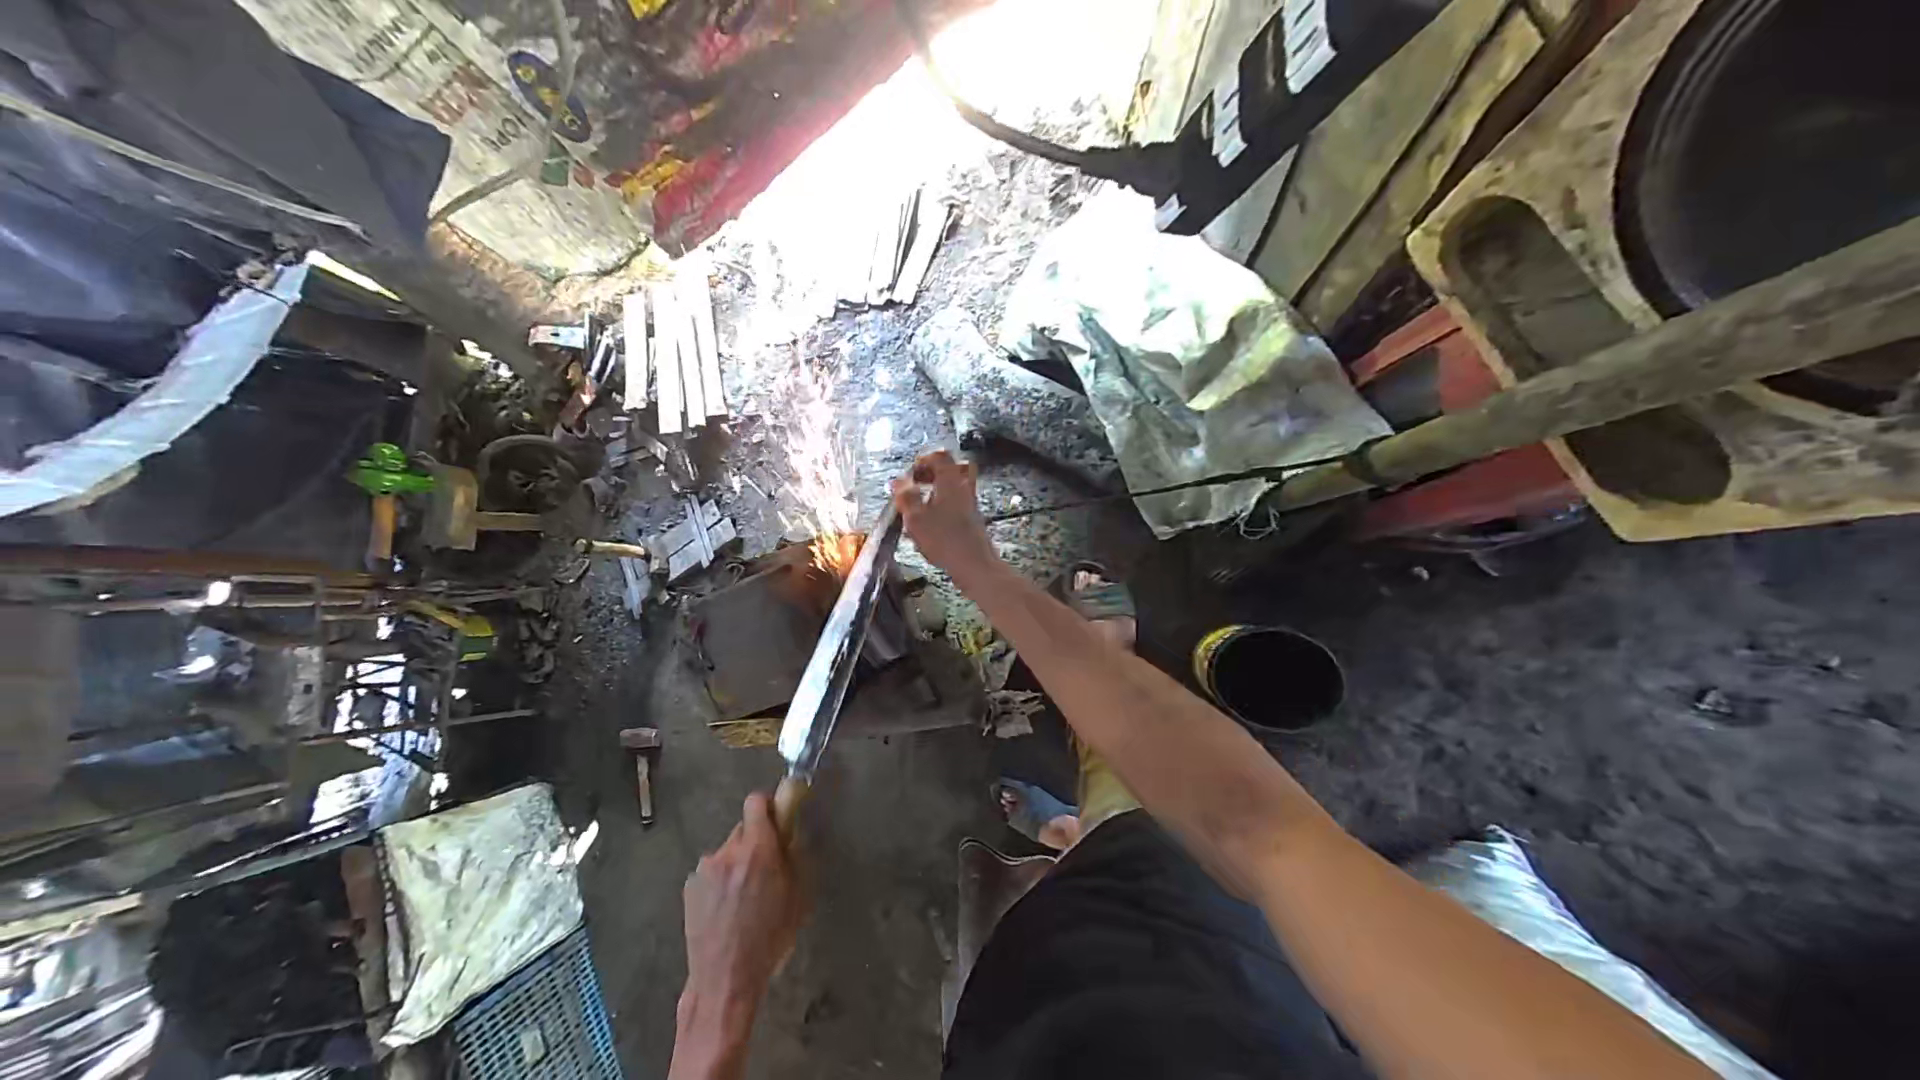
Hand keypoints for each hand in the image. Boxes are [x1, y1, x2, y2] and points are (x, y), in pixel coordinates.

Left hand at [671, 793, 805, 1079]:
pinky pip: (711, 872)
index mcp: (757, 848)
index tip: (777, 822)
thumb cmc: (770, 938)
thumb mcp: (799, 895)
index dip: (769, 807)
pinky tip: (725, 910)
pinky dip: (720, 882)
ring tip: (743, 898)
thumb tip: (791, 830)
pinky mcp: (689, 887)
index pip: (757, 801)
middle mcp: (727, 850)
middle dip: (756, 841)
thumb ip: (795, 854)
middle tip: (766, 869)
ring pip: (727, 852)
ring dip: (737, 863)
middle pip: (743, 828)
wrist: (725, 979)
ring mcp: (704, 869)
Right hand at [892, 450, 997, 579]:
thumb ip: (905, 497)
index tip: (909, 474)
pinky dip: (942, 505)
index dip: (923, 460)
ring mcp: (971, 504)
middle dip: (931, 473)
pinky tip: (929, 524)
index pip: (940, 457)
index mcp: (951, 481)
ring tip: (918, 506)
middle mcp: (964, 488)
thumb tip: (898, 482)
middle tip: (916, 484)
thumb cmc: (944, 540)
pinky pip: (956, 503)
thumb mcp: (915, 518)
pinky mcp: (972, 520)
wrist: (974, 565)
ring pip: (953, 487)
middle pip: (950, 469)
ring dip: (935, 491)